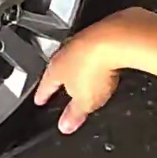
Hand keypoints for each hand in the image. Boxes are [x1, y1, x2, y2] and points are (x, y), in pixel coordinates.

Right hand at [34, 7, 155, 132]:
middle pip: (59, 67)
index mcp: (55, 69)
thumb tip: (66, 125)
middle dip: (61, 77)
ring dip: (79, 64)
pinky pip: (96, 46)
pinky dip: (97, 55)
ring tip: (85, 74)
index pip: (45, 86)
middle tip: (62, 86)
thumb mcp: (85, 102)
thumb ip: (74, 114)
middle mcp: (65, 52)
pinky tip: (104, 61)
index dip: (42, 95)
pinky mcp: (102, 32)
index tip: (40, 99)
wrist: (116, 39)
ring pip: (77, 54)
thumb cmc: (95, 68)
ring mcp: (83, 39)